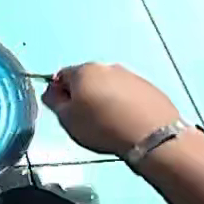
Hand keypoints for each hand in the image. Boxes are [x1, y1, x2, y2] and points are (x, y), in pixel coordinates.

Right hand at [42, 62, 180, 155]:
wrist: (151, 136)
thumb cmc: (100, 125)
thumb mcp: (66, 118)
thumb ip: (53, 101)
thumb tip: (51, 92)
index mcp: (83, 71)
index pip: (61, 76)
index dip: (58, 93)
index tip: (63, 110)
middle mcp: (108, 67)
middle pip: (86, 79)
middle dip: (82, 94)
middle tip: (83, 117)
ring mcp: (132, 76)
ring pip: (108, 85)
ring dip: (103, 98)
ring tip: (106, 121)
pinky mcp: (150, 88)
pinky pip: (128, 93)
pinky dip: (122, 103)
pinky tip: (124, 120)